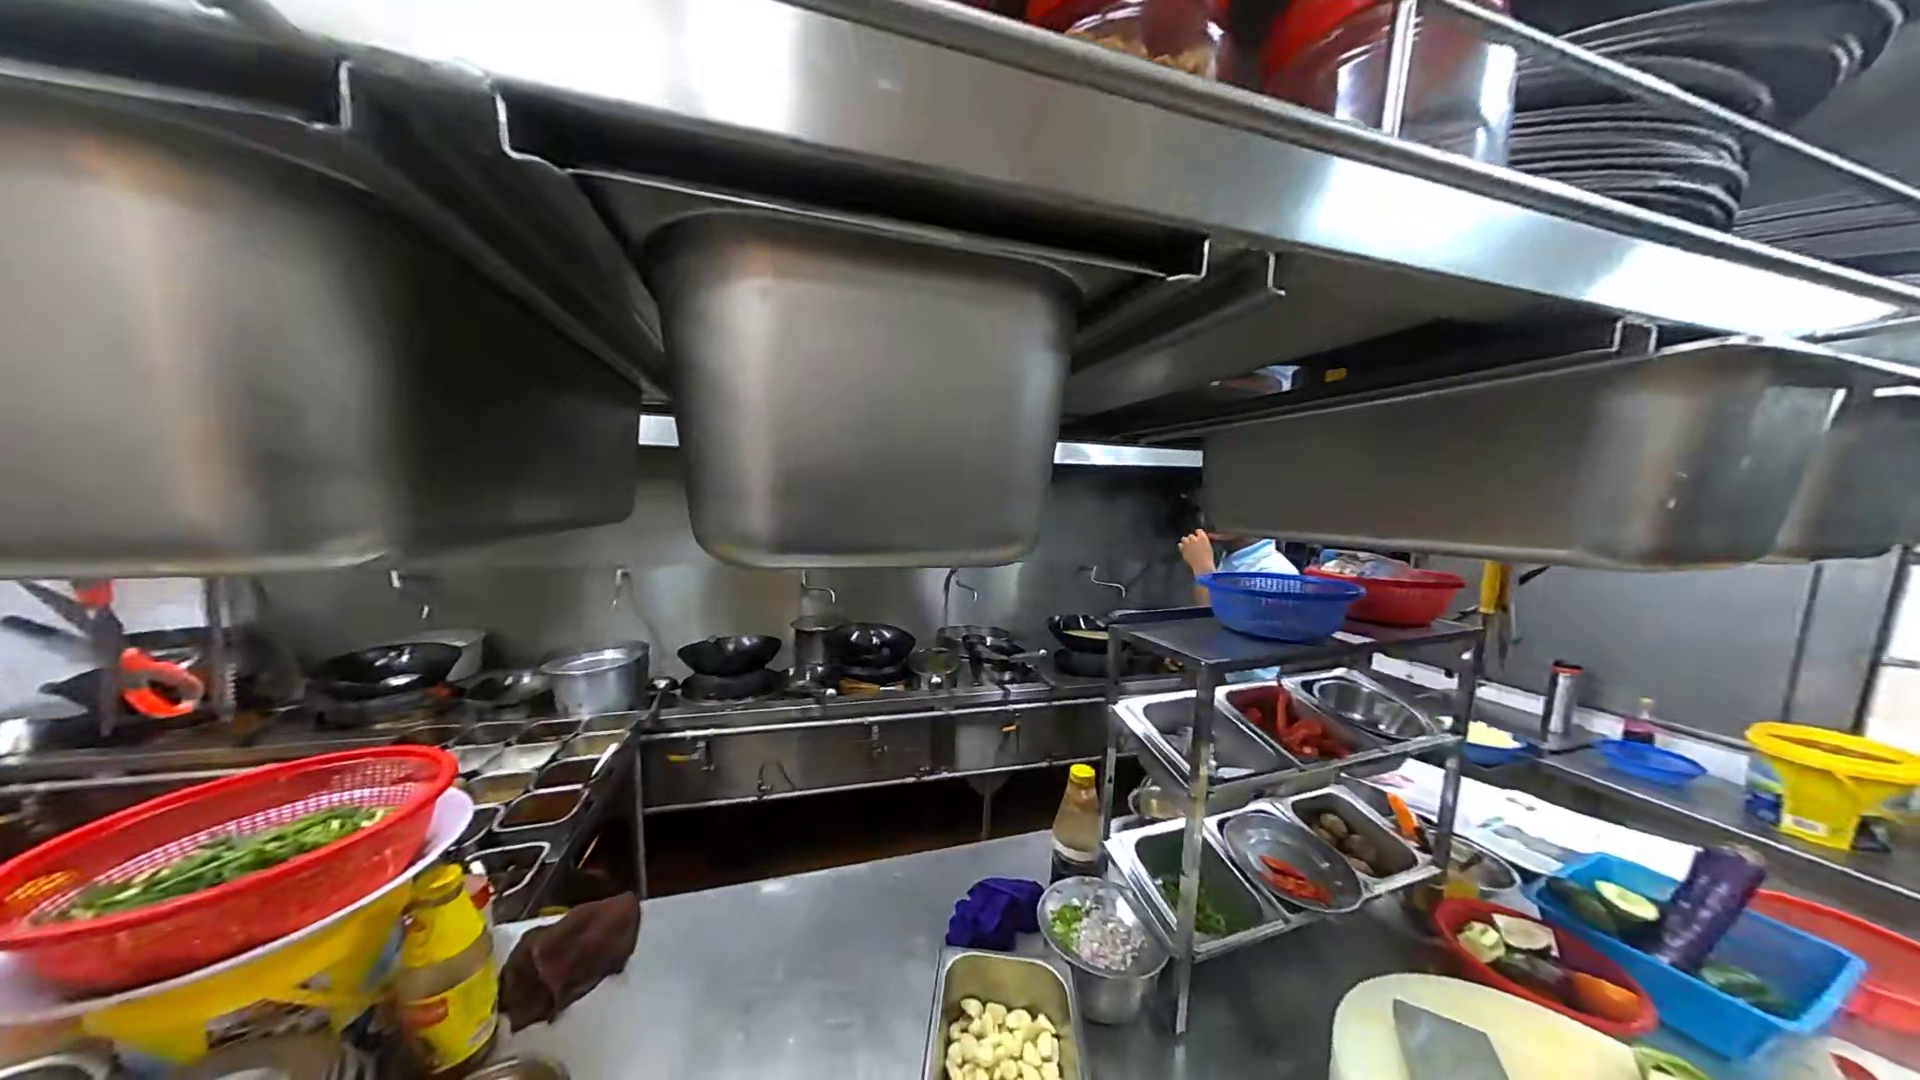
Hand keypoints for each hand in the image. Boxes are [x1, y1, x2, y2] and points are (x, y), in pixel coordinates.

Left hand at [1178, 530, 1215, 575]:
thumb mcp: (1208, 547)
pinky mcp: (1182, 549)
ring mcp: (1187, 544)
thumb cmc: (1208, 557)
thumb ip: (1203, 540)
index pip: (1198, 530)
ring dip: (1185, 541)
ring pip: (1184, 539)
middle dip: (1191, 539)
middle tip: (1193, 543)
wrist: (1202, 566)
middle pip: (1190, 535)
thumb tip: (1200, 538)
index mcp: (1202, 538)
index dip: (1198, 533)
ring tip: (1187, 545)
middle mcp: (1194, 539)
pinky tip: (1184, 549)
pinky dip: (1181, 546)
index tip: (1198, 535)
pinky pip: (1180, 545)